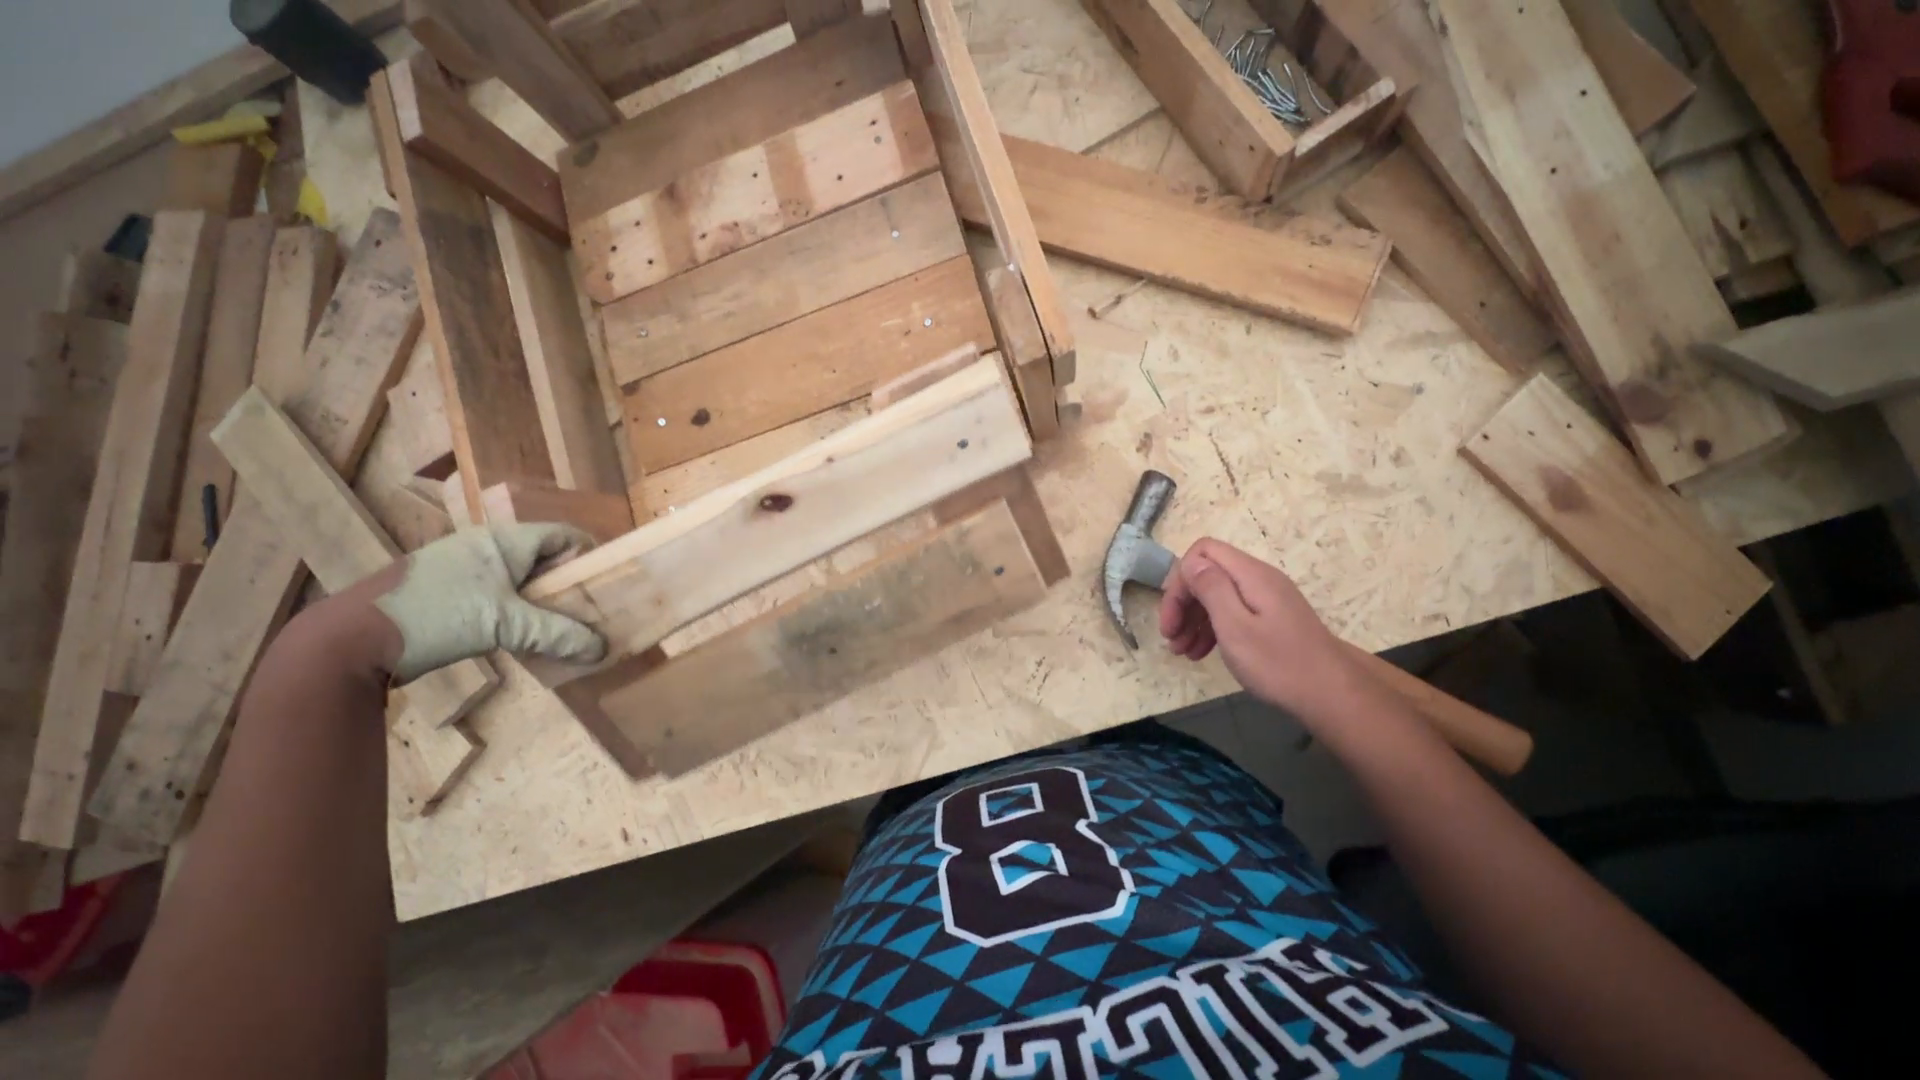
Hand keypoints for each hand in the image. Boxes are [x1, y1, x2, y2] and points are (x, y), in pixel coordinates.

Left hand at [370, 524, 607, 683]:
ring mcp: (463, 572)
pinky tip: (525, 640)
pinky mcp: (448, 596)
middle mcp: (484, 548)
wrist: (352, 638)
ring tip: (566, 630)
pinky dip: (519, 615)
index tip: (611, 583)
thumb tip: (602, 647)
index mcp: (502, 541)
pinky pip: (499, 598)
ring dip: (544, 603)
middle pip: (544, 558)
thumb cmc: (435, 615)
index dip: (590, 554)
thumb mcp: (505, 624)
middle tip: (594, 612)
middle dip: (570, 584)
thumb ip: (557, 634)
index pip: (562, 534)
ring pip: (520, 581)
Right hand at [1157, 538, 1355, 714]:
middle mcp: (1259, 579)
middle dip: (1183, 603)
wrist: (1331, 693)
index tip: (1172, 616)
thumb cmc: (1278, 663)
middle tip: (1171, 639)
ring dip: (1194, 620)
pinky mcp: (1272, 619)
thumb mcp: (1235, 627)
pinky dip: (1213, 629)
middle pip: (1208, 573)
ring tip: (1183, 652)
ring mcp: (1267, 599)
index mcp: (1250, 575)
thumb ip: (1212, 588)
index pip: (1203, 551)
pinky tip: (1202, 653)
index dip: (1180, 579)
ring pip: (1219, 595)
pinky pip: (1234, 612)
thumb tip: (1190, 562)